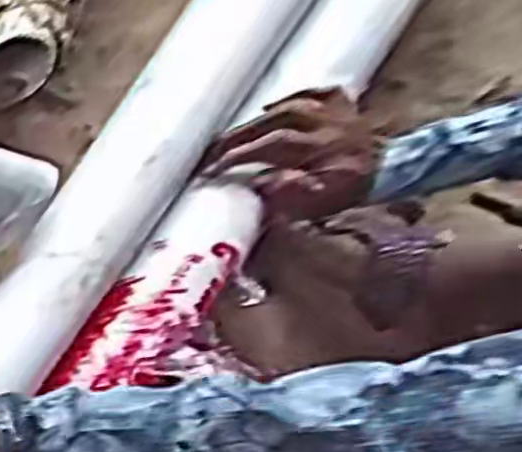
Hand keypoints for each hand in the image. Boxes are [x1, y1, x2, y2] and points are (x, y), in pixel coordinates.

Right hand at [203, 87, 379, 220]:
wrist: (397, 172)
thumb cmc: (348, 192)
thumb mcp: (315, 202)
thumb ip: (285, 193)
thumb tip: (256, 183)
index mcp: (317, 149)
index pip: (268, 145)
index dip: (235, 156)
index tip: (209, 172)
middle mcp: (327, 126)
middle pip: (275, 121)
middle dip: (239, 136)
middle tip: (211, 152)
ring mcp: (338, 115)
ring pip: (294, 105)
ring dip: (259, 119)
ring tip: (234, 133)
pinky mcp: (345, 111)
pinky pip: (322, 94)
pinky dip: (295, 97)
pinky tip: (272, 107)